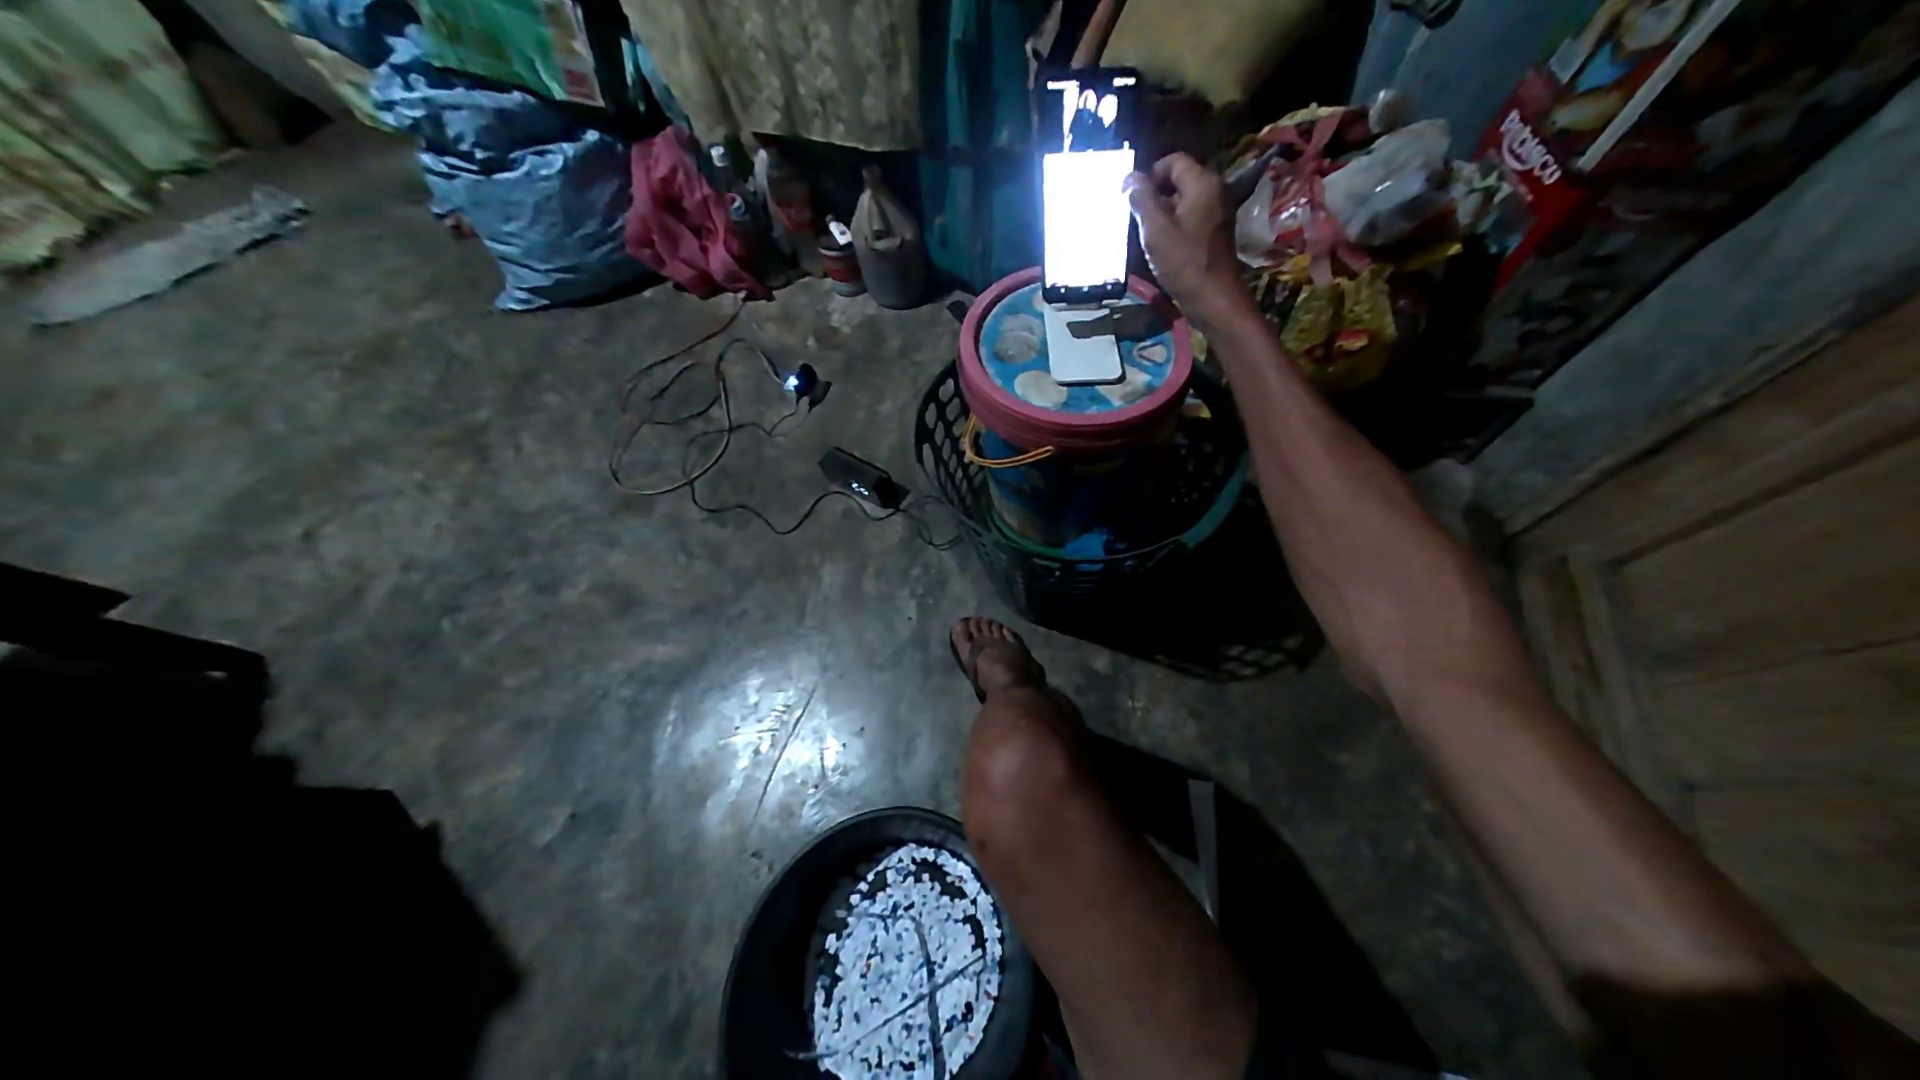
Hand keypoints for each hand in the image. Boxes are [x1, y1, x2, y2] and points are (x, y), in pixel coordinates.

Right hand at [1125, 154, 1244, 322]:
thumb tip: (1130, 178)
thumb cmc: (1184, 263)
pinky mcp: (1215, 232)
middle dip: (1154, 196)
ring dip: (1162, 214)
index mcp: (1202, 183)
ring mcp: (1217, 211)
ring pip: (1183, 201)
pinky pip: (1190, 218)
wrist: (1214, 298)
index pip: (1172, 161)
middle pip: (1178, 180)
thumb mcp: (1155, 230)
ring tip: (1147, 236)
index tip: (1133, 199)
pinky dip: (1174, 226)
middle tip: (1137, 219)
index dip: (1149, 175)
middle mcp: (1214, 190)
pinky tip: (1163, 247)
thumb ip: (1141, 199)